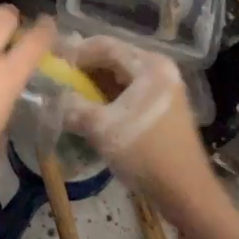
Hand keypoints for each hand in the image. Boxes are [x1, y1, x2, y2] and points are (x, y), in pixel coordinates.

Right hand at [62, 36, 213, 208]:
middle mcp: (160, 69)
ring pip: (123, 74)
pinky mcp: (165, 105)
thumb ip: (73, 107)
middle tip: (60, 79)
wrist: (187, 194)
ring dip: (97, 82)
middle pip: (115, 57)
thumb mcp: (102, 129)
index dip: (76, 52)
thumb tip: (51, 96)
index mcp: (149, 66)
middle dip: (86, 68)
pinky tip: (95, 108)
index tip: (53, 63)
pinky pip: (132, 89)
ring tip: (73, 94)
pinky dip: (111, 95)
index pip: (105, 45)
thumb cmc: (145, 154)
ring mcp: (166, 87)